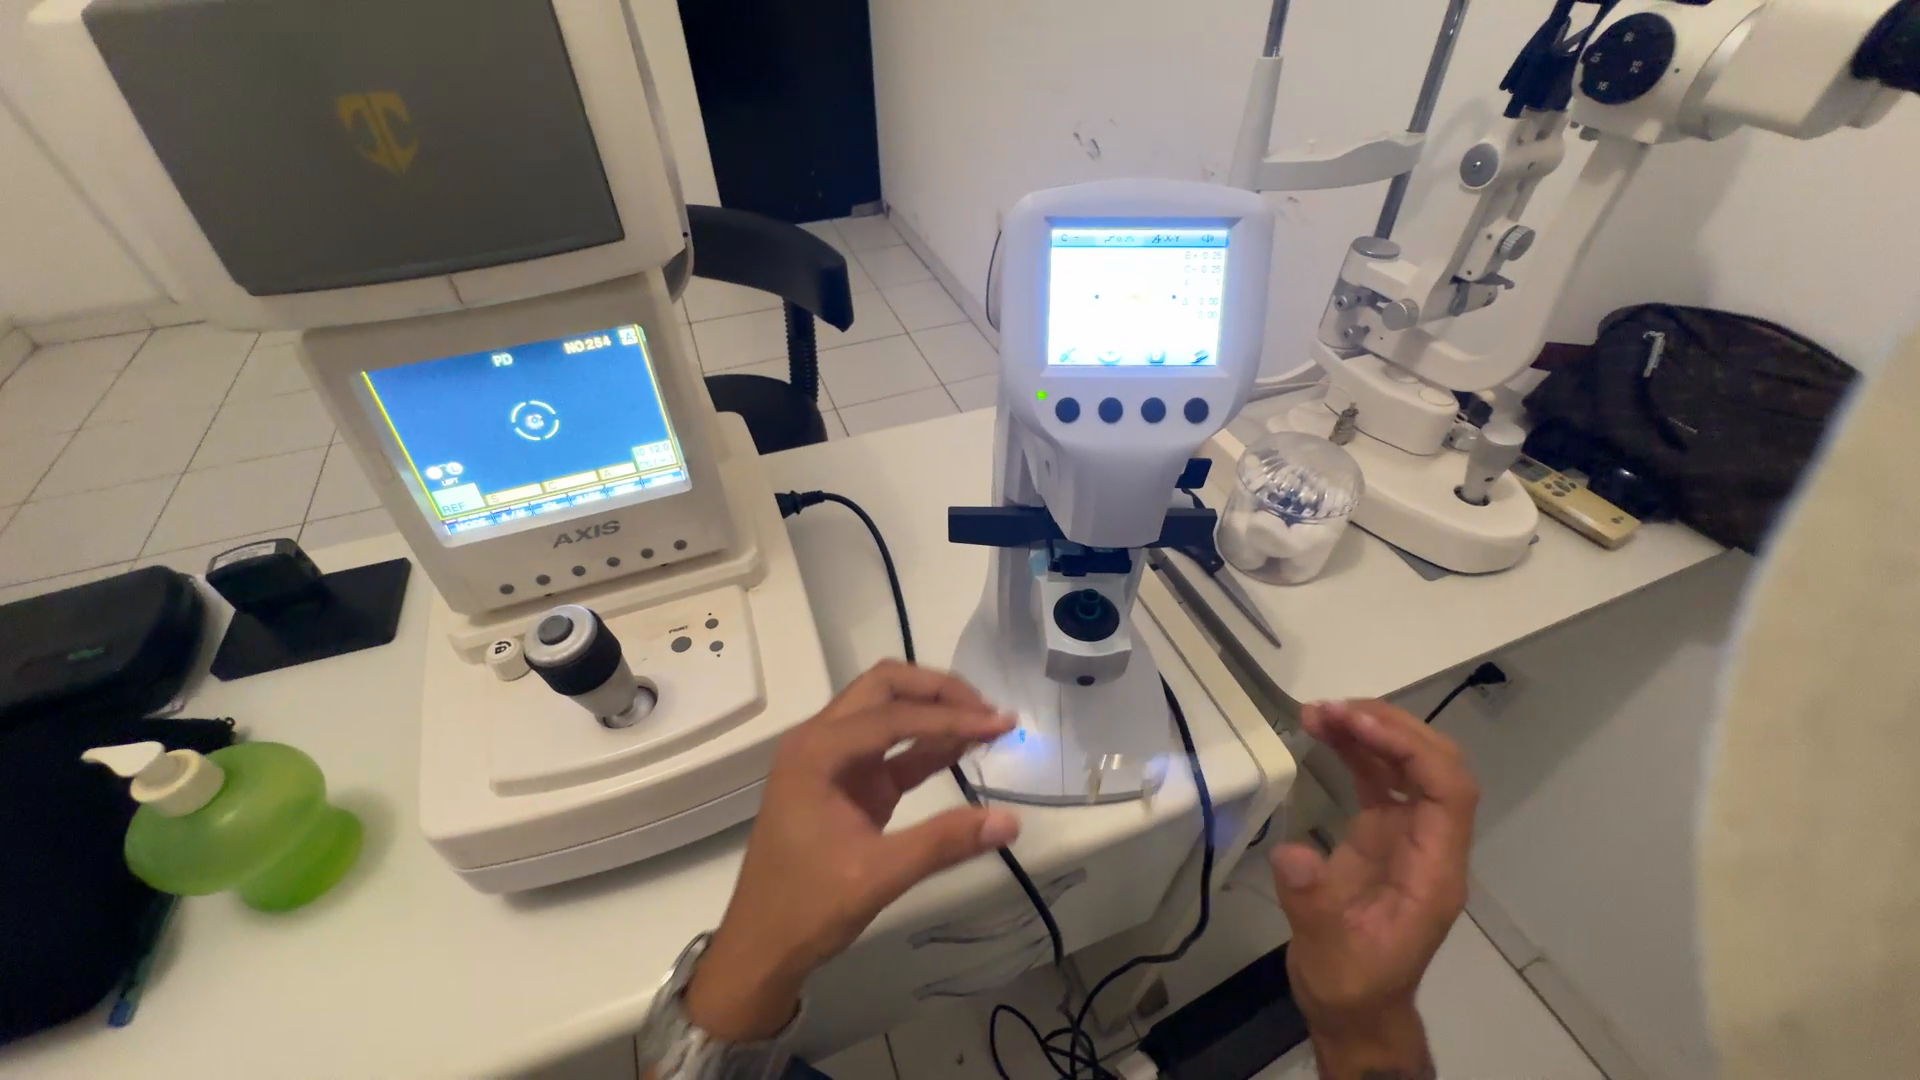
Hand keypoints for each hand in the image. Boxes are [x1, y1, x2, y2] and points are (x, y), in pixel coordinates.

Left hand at [683, 661, 1019, 1039]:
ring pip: (888, 709)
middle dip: (938, 691)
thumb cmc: (806, 907)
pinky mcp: (849, 780)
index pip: (893, 715)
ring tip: (988, 723)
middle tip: (986, 711)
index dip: (949, 716)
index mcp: (817, 751)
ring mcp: (834, 758)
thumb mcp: (877, 875)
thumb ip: (944, 841)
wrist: (761, 947)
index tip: (999, 723)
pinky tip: (966, 748)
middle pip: (885, 688)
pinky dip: (928, 744)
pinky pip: (892, 747)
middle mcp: (821, 740)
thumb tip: (1010, 821)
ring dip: (935, 712)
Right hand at [1269, 700, 1478, 1079]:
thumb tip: (1292, 853)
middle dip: (1389, 727)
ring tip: (1316, 711)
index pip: (1446, 791)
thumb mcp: (1326, 954)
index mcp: (1433, 871)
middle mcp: (1430, 844)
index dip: (1408, 748)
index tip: (1354, 724)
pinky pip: (1378, 777)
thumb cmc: (1348, 985)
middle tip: (1331, 708)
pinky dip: (1354, 748)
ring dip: (1368, 730)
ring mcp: (1408, 836)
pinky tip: (1323, 732)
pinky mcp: (1382, 833)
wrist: (1353, 1009)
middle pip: (1434, 766)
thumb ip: (1313, 903)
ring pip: (1407, 764)